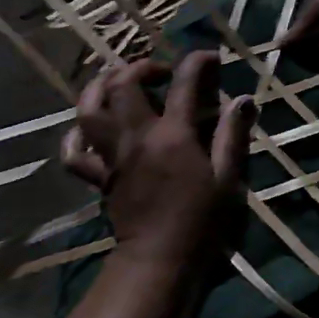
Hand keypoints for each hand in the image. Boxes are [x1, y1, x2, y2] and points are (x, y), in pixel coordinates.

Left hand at [60, 51, 255, 266]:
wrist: (160, 260)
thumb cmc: (201, 220)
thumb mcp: (227, 177)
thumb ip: (233, 134)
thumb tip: (243, 98)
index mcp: (172, 135)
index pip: (183, 84)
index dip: (197, 62)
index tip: (211, 57)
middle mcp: (136, 137)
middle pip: (122, 85)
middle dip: (140, 67)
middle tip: (160, 72)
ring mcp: (112, 156)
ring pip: (89, 110)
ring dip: (99, 87)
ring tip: (116, 81)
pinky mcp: (100, 177)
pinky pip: (75, 154)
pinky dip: (76, 137)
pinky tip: (87, 129)